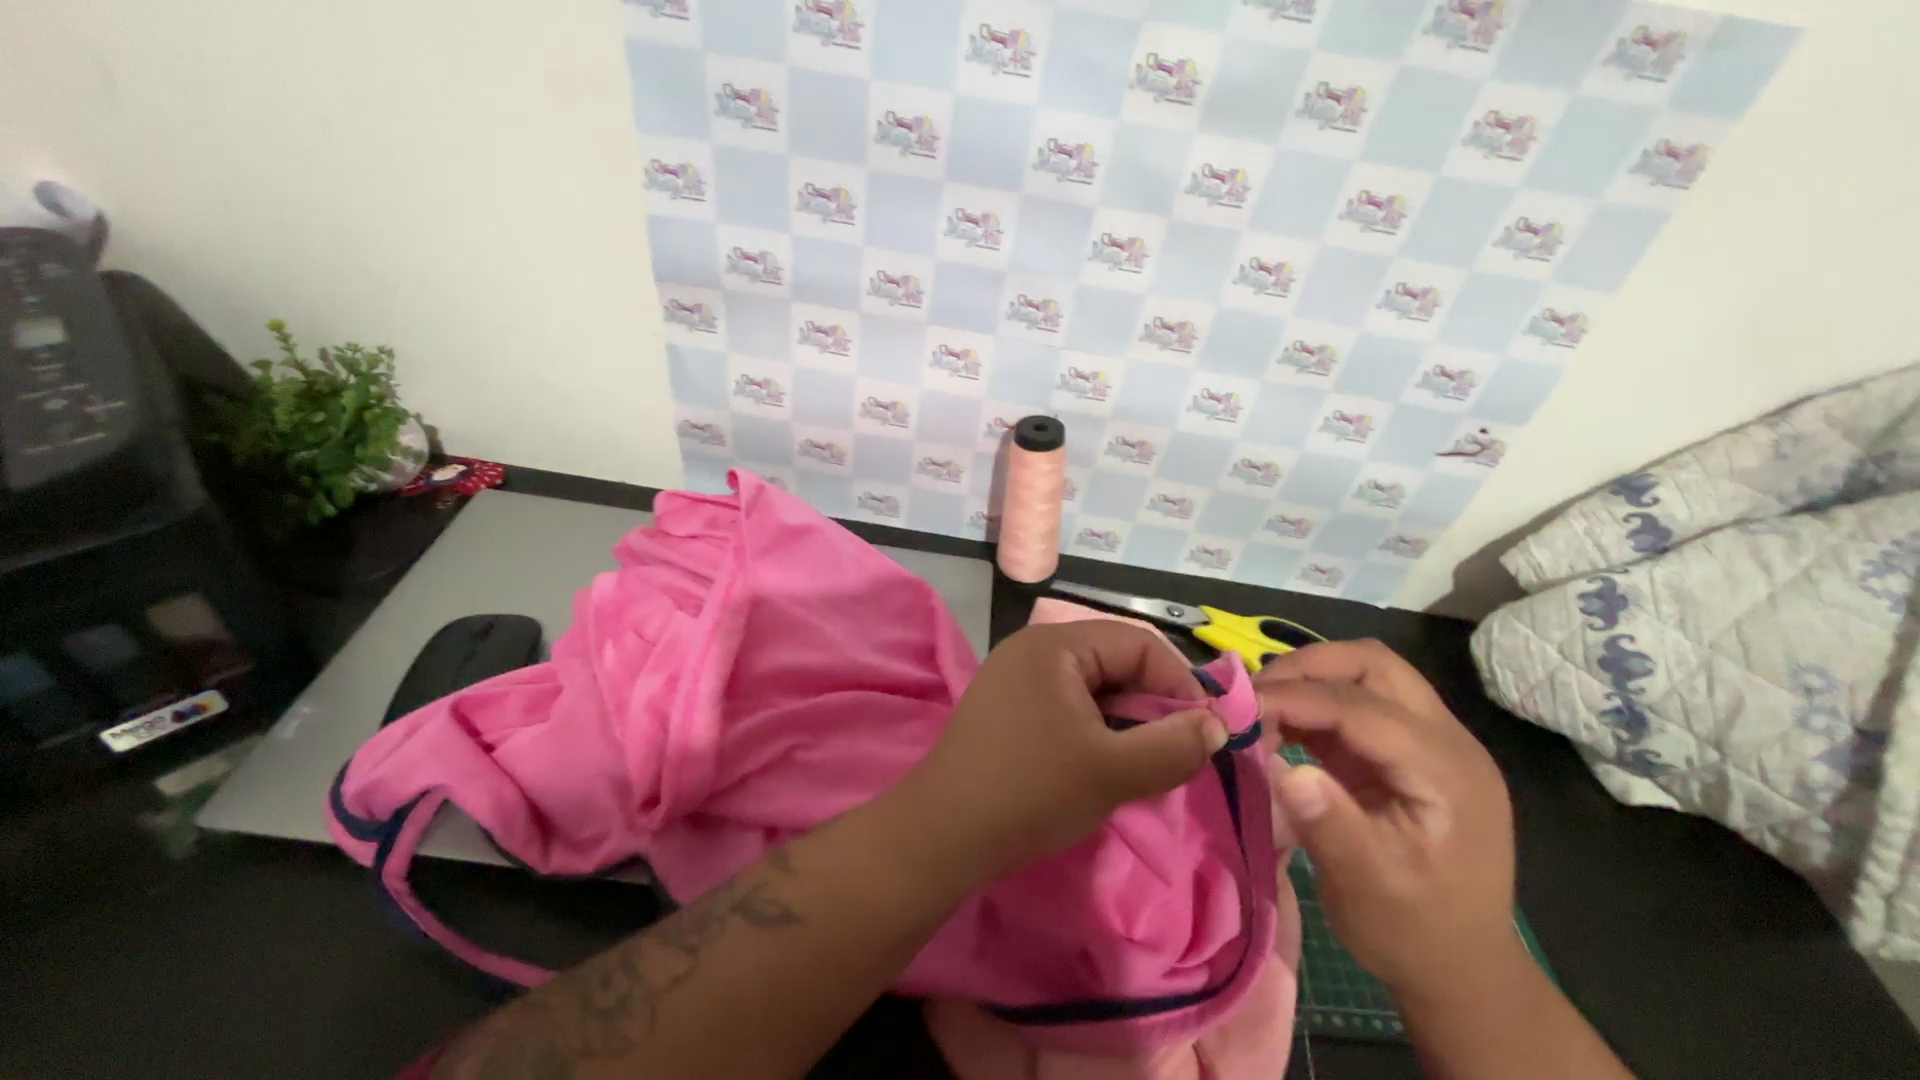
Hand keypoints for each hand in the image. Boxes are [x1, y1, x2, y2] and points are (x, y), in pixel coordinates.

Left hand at [898, 621, 1227, 878]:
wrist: (942, 836)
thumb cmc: (1031, 792)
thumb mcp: (1114, 772)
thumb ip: (1174, 746)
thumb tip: (1215, 727)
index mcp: (1054, 645)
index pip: (1139, 644)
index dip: (1179, 684)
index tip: (1203, 733)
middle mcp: (1032, 650)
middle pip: (1114, 662)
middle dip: (1152, 705)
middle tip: (1176, 752)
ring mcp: (1013, 680)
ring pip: (1092, 689)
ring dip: (1125, 723)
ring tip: (1143, 764)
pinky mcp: (1005, 711)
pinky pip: (1066, 708)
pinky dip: (1094, 732)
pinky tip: (1103, 768)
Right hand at [1256, 640, 1518, 994]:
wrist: (1462, 969)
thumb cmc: (1417, 932)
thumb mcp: (1371, 889)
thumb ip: (1331, 825)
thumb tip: (1284, 770)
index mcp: (1446, 770)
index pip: (1363, 707)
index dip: (1296, 698)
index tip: (1236, 707)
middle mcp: (1446, 742)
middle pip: (1374, 665)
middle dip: (1307, 668)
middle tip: (1250, 696)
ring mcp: (1427, 745)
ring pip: (1366, 678)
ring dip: (1310, 683)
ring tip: (1258, 712)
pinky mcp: (1403, 756)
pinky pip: (1357, 709)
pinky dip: (1314, 709)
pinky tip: (1278, 730)